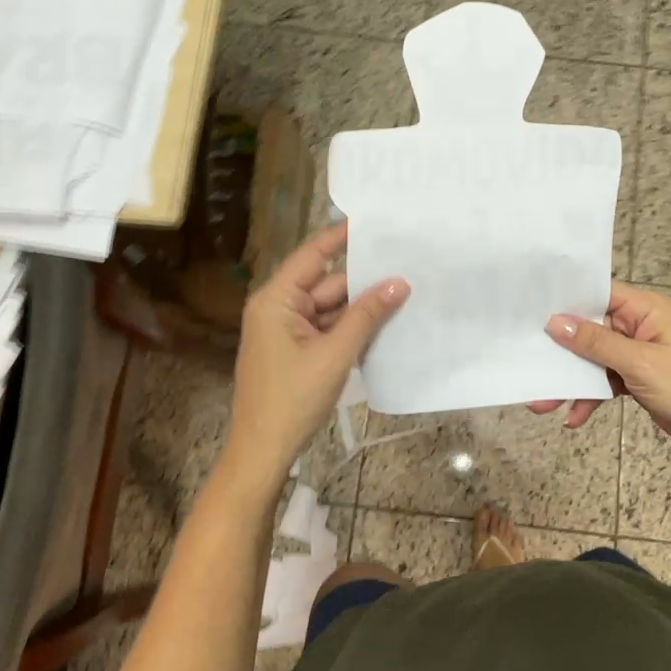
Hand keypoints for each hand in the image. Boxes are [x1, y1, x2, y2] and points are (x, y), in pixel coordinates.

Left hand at [225, 223, 407, 481]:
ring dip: (360, 308)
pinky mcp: (295, 351)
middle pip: (326, 283)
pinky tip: (383, 325)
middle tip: (407, 267)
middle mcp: (278, 307)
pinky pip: (327, 328)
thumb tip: (399, 283)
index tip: (374, 221)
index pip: (313, 255)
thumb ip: (367, 315)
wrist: (264, 449)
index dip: (342, 237)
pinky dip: (350, 328)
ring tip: (404, 295)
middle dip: (363, 281)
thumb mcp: (335, 354)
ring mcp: (286, 331)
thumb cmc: (293, 399)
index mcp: (276, 299)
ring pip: (330, 308)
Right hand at [531, 282, 670, 457]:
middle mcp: (637, 324)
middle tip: (530, 367)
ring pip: (591, 359)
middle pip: (589, 329)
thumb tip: (555, 322)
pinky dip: (588, 396)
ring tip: (542, 405)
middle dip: (561, 352)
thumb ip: (596, 343)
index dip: (566, 301)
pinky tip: (574, 417)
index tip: (531, 311)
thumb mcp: (639, 363)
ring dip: (570, 380)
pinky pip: (601, 380)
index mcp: (644, 309)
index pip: (598, 293)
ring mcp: (634, 352)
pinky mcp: (632, 376)